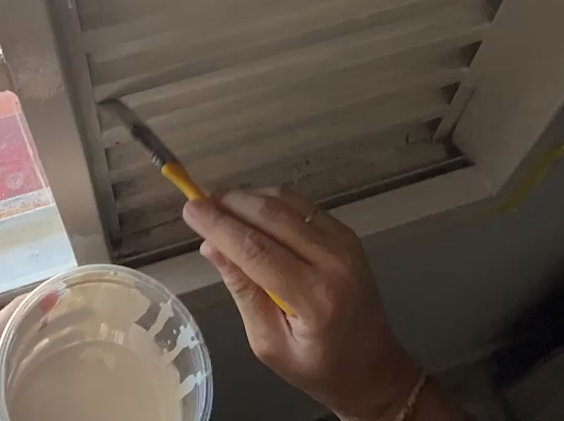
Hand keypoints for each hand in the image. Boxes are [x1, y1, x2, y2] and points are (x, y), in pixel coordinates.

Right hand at [183, 189, 429, 420]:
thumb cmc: (318, 367)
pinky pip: (301, 205)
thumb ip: (241, 290)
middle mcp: (333, 262)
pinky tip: (251, 209)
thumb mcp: (269, 343)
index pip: (256, 249)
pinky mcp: (347, 232)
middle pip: (271, 215)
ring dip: (249, 197)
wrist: (374, 367)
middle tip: (201, 202)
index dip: (219, 224)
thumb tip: (210, 245)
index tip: (189, 208)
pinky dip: (271, 200)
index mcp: (314, 299)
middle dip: (230, 203)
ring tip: (221, 204)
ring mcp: (344, 242)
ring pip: (286, 202)